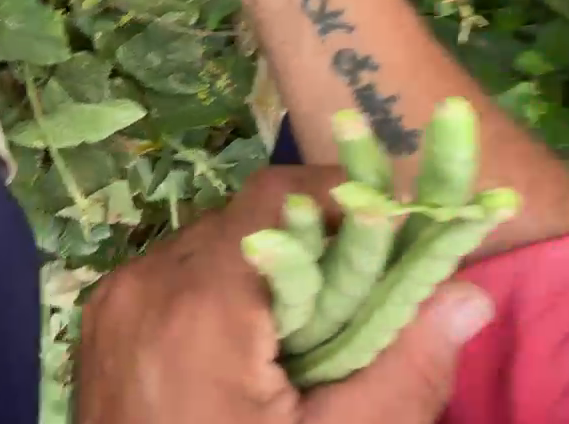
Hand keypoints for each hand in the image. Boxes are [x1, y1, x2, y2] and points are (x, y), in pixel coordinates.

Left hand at [75, 167, 494, 423]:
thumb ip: (401, 373)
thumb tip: (467, 294)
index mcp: (199, 306)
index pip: (271, 199)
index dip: (334, 195)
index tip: (387, 222)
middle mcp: (145, 278)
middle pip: (239, 222)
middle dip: (302, 242)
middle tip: (356, 286)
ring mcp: (114, 293)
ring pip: (203, 243)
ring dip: (256, 266)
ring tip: (299, 327)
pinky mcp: (100, 311)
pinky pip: (168, 271)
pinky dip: (212, 287)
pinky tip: (241, 342)